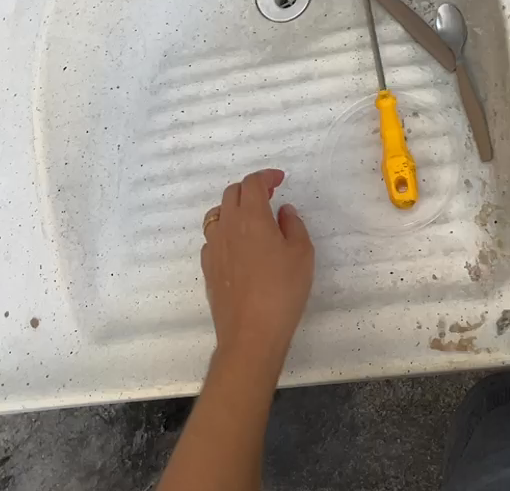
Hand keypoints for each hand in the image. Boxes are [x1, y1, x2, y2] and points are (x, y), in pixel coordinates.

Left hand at [199, 169, 314, 369]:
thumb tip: (283, 211)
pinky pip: (213, 238)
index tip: (279, 179)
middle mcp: (228, 225)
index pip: (252, 183)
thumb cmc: (282, 290)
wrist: (251, 333)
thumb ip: (293, 225)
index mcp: (251, 216)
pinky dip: (225, 232)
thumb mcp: (302, 253)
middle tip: (269, 196)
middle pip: (232, 193)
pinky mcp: (208, 267)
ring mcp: (213, 247)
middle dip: (250, 188)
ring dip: (234, 208)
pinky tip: (239, 246)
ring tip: (252, 219)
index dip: (266, 176)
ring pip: (218, 214)